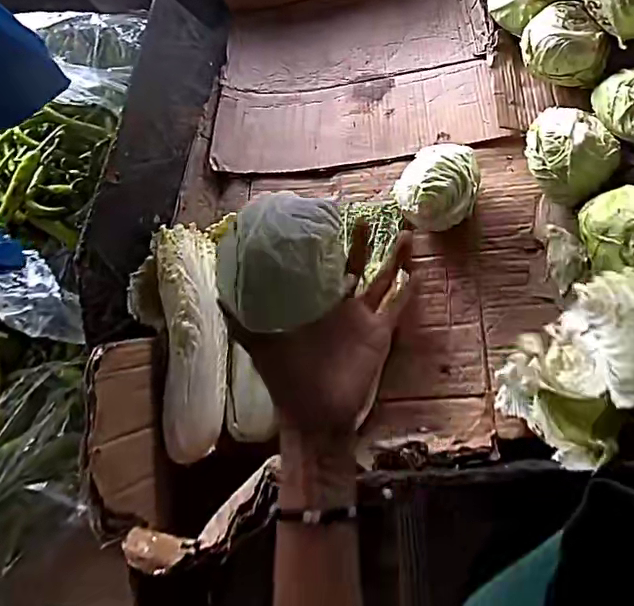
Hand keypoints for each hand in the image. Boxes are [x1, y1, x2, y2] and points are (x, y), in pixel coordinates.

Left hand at [222, 218, 413, 440]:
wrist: (316, 418)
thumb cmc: (288, 382)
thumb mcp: (262, 347)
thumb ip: (242, 322)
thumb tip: (217, 295)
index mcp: (314, 302)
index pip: (321, 265)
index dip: (326, 242)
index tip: (328, 215)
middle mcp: (339, 304)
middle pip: (354, 265)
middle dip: (361, 242)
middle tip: (365, 216)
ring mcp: (361, 317)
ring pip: (381, 279)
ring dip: (393, 259)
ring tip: (404, 234)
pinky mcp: (378, 334)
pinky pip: (396, 308)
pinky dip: (406, 292)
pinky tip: (416, 272)